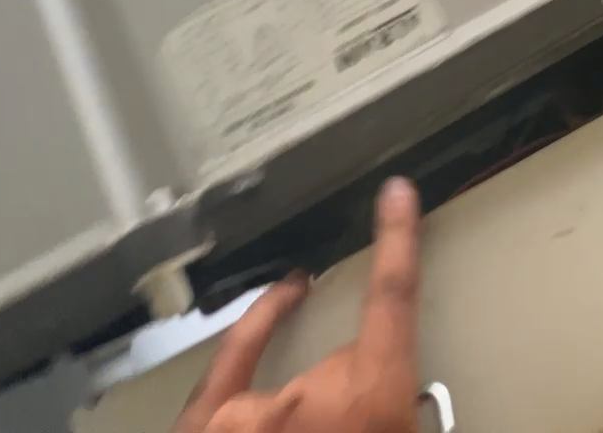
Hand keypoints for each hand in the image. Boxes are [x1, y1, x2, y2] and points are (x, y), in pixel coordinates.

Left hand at [175, 178, 422, 432]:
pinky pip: (228, 371)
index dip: (397, 239)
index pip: (392, 297)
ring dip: (300, 418)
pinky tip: (282, 296)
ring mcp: (242, 423)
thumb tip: (360, 386)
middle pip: (335, 368)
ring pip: (285, 388)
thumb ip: (380, 408)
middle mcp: (301, 405)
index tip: (395, 193)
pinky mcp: (205, 432)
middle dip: (341, 405)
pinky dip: (256, 329)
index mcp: (368, 401)